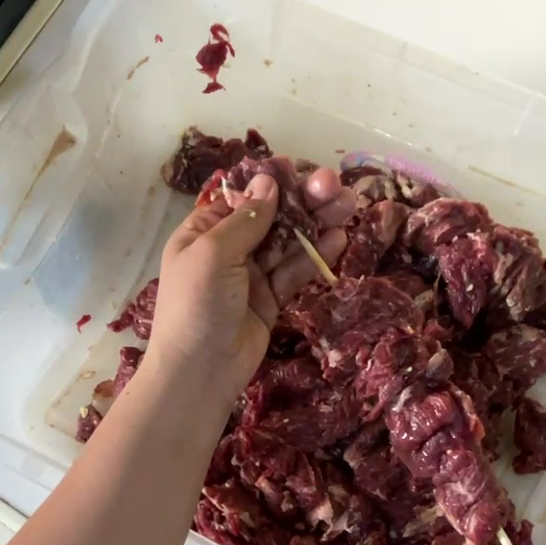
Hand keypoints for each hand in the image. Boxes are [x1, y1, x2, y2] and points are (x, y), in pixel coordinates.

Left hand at [147, 169, 358, 396]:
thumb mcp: (213, 253)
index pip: (243, 198)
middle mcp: (227, 250)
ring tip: (348, 206)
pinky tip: (338, 240)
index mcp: (203, 232)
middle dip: (303, 201)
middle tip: (337, 187)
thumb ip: (246, 219)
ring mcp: (250, 276)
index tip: (303, 173)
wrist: (199, 371)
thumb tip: (269, 183)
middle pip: (271, 217)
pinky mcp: (270, 301)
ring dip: (317, 225)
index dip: (274, 184)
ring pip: (288, 243)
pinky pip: (295, 273)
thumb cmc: (197, 306)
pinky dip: (315, 257)